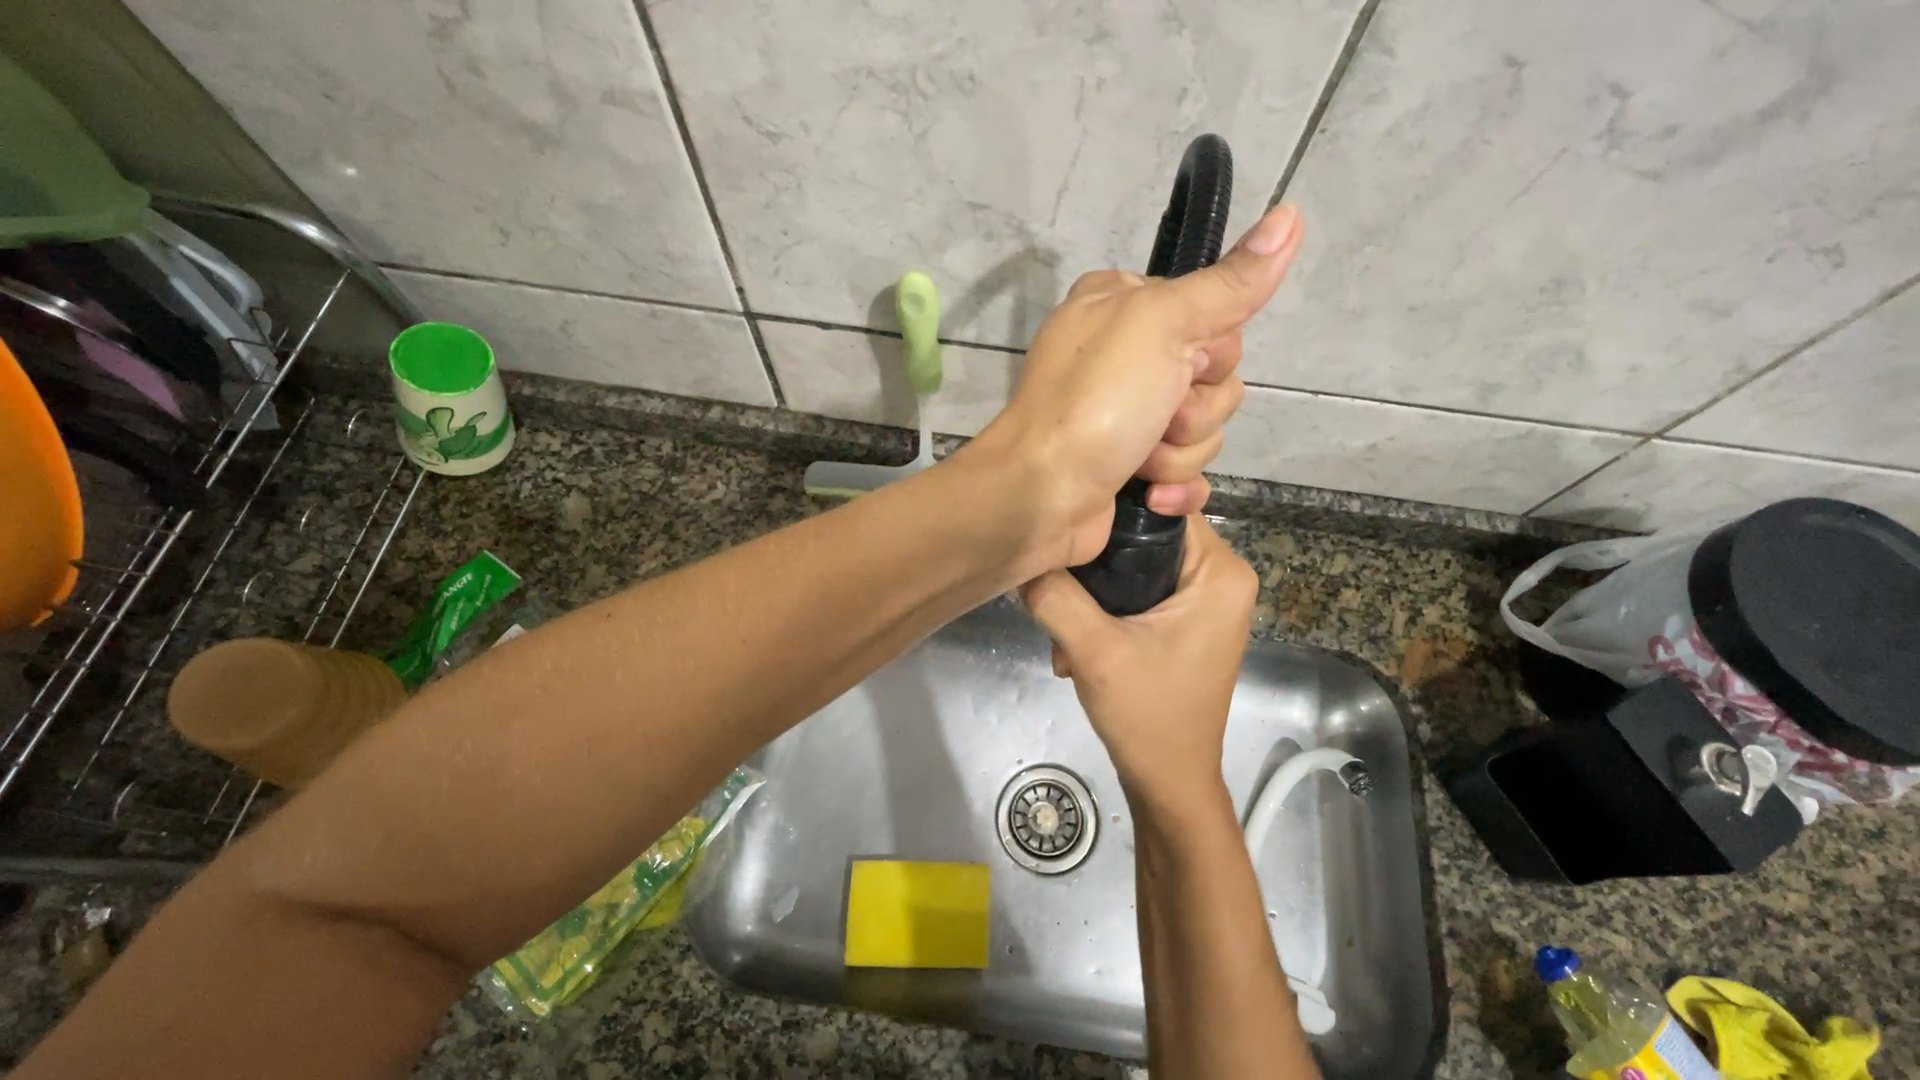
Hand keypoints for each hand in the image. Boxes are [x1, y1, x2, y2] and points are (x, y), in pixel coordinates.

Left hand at [972, 204, 1303, 571]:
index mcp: (1122, 303)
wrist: (1038, 497)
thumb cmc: (1096, 401)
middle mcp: (1124, 354)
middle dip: (1196, 409)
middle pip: (1215, 376)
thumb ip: (1229, 283)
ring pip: (1204, 429)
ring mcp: (1125, 414)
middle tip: (1158, 415)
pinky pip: (1187, 473)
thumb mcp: (1163, 324)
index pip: (1214, 313)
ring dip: (1180, 453)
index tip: (1186, 362)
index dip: (1214, 348)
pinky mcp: (1129, 466)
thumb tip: (1291, 216)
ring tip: (1140, 459)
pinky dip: (1175, 488)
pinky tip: (1151, 496)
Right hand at [1021, 516, 1257, 799]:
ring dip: (1094, 595)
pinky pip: (1141, 592)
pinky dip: (1107, 612)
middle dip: (1095, 565)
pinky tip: (1078, 645)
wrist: (1168, 781)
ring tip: (1065, 634)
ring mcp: (1207, 600)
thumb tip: (1022, 551)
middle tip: (1056, 592)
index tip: (1066, 524)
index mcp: (1220, 571)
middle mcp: (1223, 576)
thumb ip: (1055, 594)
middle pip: (1145, 536)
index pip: (1161, 505)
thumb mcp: (1094, 650)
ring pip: (1137, 566)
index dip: (1110, 509)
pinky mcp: (1189, 621)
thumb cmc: (1146, 714)